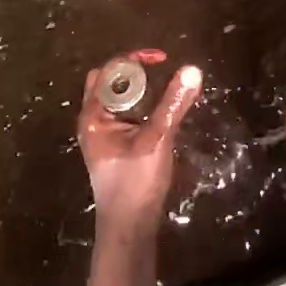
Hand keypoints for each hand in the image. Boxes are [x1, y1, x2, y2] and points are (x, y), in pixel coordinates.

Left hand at [78, 49, 201, 235]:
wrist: (129, 226)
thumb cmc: (136, 181)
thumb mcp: (157, 138)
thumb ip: (173, 104)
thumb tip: (192, 70)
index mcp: (94, 116)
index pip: (108, 71)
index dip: (134, 59)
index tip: (162, 59)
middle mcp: (93, 121)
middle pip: (107, 81)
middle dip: (133, 70)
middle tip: (159, 70)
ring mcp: (102, 134)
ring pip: (116, 97)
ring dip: (137, 87)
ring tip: (162, 86)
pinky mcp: (114, 145)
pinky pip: (123, 112)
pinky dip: (139, 103)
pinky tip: (159, 111)